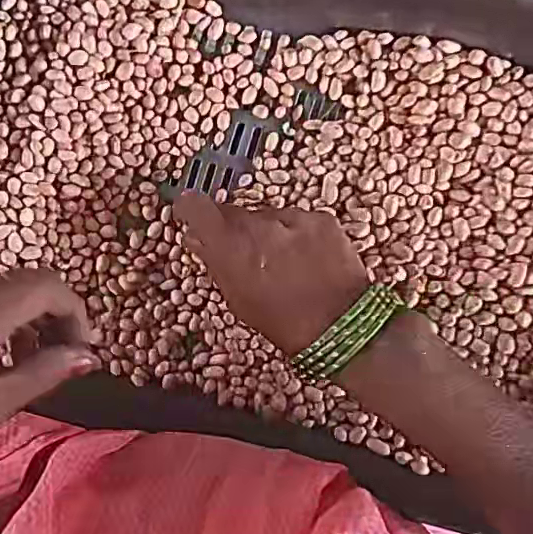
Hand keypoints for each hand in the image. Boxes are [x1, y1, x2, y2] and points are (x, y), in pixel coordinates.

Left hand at [0, 270, 97, 497]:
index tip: (83, 349)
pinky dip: (0, 318)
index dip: (76, 312)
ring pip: (2, 288)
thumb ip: (44, 373)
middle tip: (64, 356)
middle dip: (55, 313)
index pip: (47, 285)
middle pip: (27, 281)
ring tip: (31, 362)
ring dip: (28, 315)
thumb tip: (88, 356)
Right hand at [172, 194, 371, 354]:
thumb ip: (215, 262)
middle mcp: (259, 225)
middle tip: (248, 256)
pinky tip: (307, 259)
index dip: (191, 208)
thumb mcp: (238, 299)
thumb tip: (196, 237)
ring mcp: (292, 218)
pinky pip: (298, 219)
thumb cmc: (282, 322)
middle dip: (235, 230)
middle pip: (235, 213)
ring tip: (284, 264)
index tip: (192, 213)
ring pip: (268, 216)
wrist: (341, 327)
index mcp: (231, 247)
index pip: (196, 206)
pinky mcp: (320, 218)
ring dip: (269, 232)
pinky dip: (297, 234)